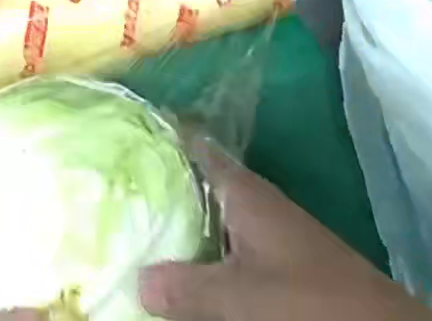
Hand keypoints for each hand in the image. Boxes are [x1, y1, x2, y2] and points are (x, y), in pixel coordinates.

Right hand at [138, 140, 431, 320]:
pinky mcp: (287, 268)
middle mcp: (256, 204)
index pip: (194, 143)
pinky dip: (206, 251)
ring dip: (184, 220)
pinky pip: (230, 247)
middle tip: (119, 182)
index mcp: (244, 191)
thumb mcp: (241, 299)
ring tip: (141, 223)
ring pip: (214, 216)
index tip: (126, 128)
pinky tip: (188, 267)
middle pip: (199, 180)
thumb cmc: (312, 303)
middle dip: (163, 182)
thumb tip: (137, 280)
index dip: (162, 131)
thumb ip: (186, 288)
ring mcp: (273, 236)